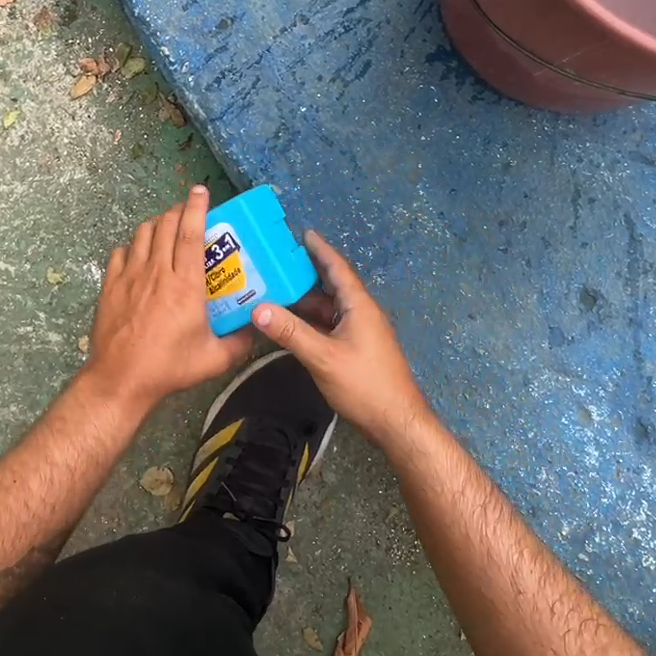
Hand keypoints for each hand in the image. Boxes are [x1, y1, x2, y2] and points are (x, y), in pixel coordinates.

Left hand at [82, 186, 251, 413]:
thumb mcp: (214, 359)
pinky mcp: (110, 285)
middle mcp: (157, 271)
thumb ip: (240, 342)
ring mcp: (130, 276)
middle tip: (188, 211)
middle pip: (166, 225)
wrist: (121, 379)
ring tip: (165, 228)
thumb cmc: (169, 367)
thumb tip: (257, 328)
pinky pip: (120, 253)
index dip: (197, 207)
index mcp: (186, 284)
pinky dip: (131, 247)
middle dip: (178, 210)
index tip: (201, 191)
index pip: (191, 232)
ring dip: (155, 224)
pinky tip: (138, 255)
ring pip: (142, 234)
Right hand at [250, 231, 429, 446]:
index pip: (338, 268)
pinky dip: (310, 322)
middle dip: (305, 274)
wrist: (397, 423)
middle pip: (331, 286)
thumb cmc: (365, 384)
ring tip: (274, 293)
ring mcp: (360, 333)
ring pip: (329, 309)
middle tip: (275, 264)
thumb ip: (290, 333)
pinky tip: (290, 326)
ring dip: (305, 302)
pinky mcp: (357, 350)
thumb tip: (258, 308)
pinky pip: (330, 326)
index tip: (302, 233)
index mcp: (359, 306)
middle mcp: (361, 313)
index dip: (320, 249)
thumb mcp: (323, 357)